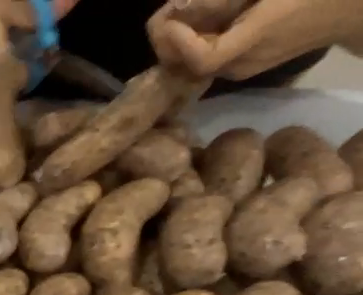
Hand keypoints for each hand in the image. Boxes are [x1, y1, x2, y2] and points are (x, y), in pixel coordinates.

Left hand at [151, 0, 362, 80]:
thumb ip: (228, 0)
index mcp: (254, 42)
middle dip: (167, 39)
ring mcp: (238, 69)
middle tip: (167, 11)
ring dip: (176, 40)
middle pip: (184, 63)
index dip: (179, 41)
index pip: (202, 59)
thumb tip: (188, 3)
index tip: (172, 18)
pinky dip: (192, 41)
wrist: (352, 9)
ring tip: (177, 13)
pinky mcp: (239, 66)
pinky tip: (194, 21)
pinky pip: (203, 57)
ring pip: (189, 63)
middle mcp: (239, 64)